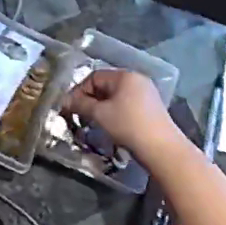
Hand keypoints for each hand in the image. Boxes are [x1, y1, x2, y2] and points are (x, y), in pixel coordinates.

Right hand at [63, 69, 182, 161]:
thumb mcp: (100, 114)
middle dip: (90, 99)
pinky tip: (111, 126)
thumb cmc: (128, 125)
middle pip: (105, 85)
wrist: (161, 148)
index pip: (94, 76)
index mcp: (125, 76)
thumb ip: (80, 104)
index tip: (70, 107)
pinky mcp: (151, 108)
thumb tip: (64, 101)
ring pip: (116, 96)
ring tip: (94, 122)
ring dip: (101, 107)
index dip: (79, 90)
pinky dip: (115, 112)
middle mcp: (137, 80)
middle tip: (80, 115)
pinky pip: (126, 104)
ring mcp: (147, 93)